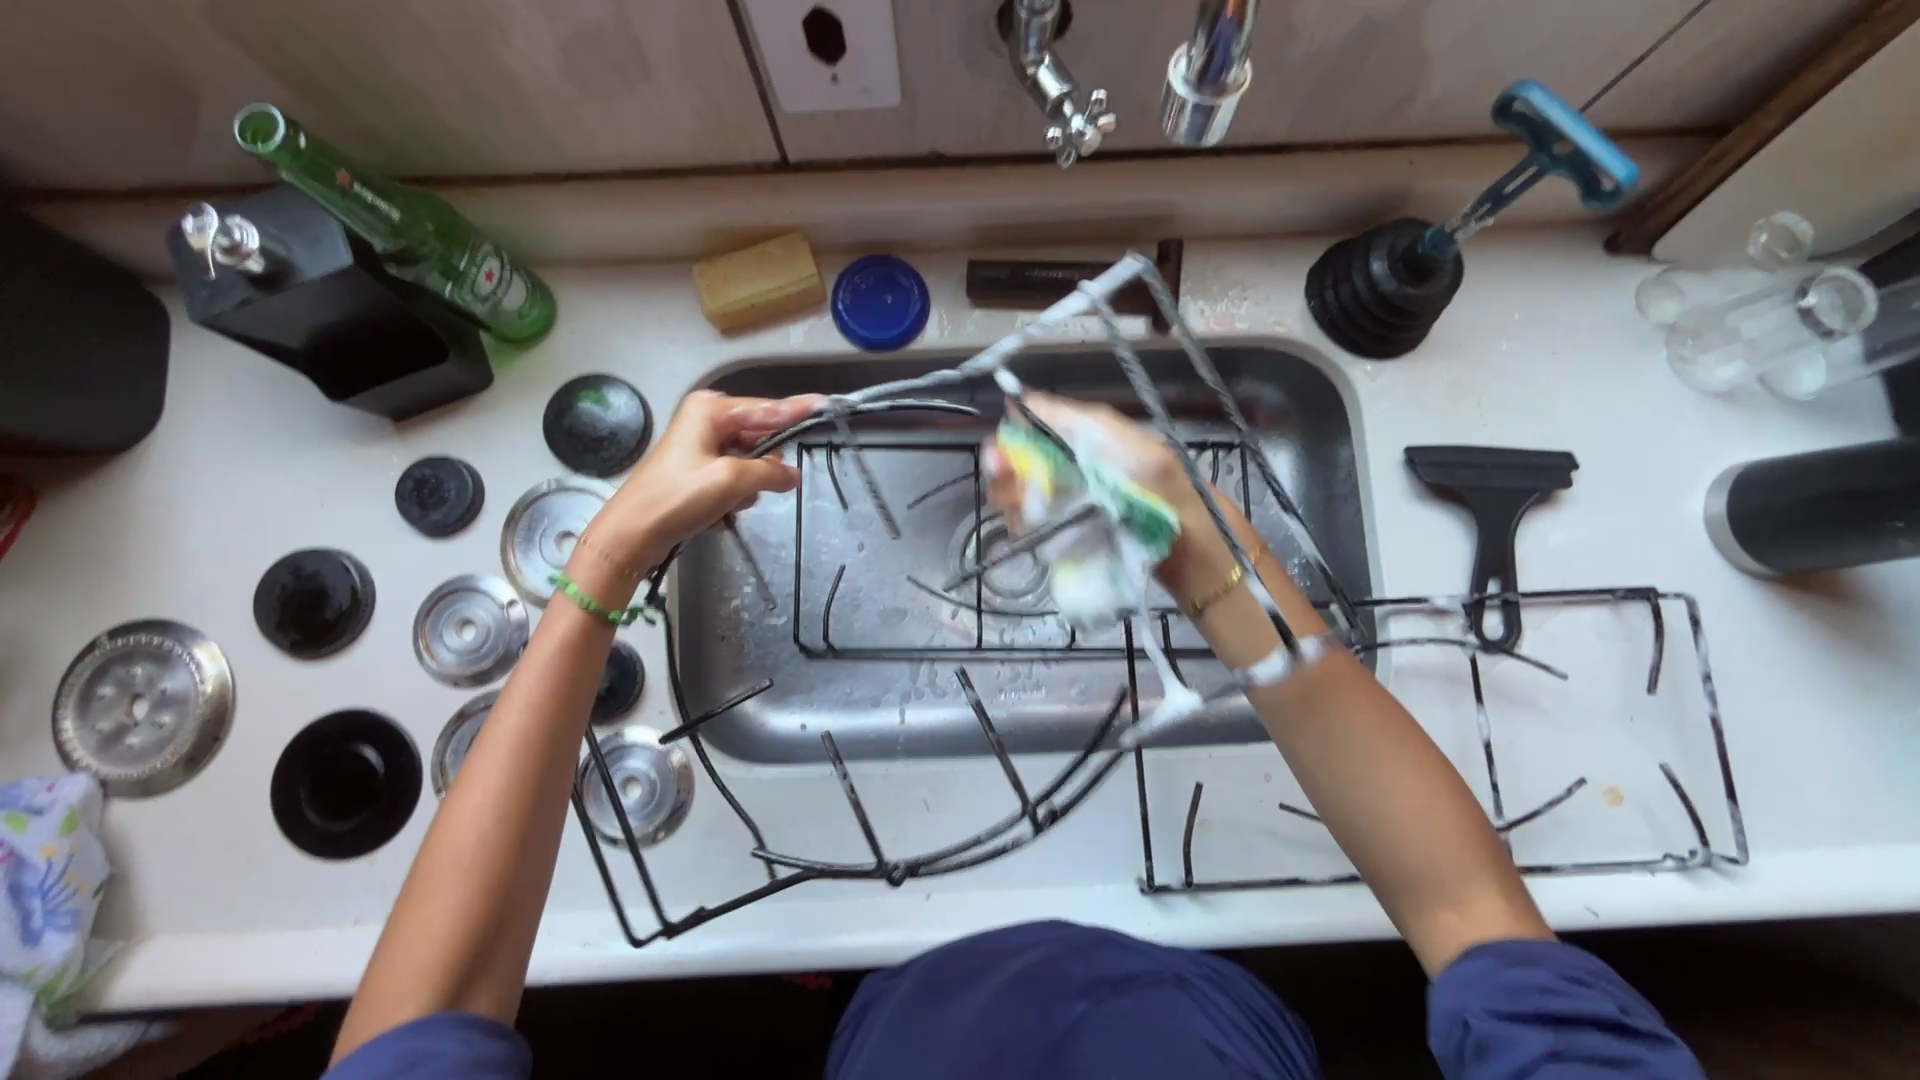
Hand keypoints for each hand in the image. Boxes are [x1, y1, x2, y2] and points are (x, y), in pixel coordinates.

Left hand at [591, 390, 821, 565]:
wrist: (632, 534)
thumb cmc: (678, 497)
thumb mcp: (732, 481)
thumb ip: (770, 473)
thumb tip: (795, 475)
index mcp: (711, 410)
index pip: (768, 409)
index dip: (799, 409)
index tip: (828, 403)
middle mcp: (706, 420)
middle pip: (760, 437)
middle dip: (765, 465)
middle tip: (761, 486)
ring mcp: (701, 447)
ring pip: (750, 463)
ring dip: (747, 487)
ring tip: (728, 504)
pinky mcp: (698, 472)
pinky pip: (734, 480)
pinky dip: (733, 497)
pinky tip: (717, 512)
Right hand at [980, 391, 1238, 607]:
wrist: (1179, 531)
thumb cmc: (1148, 475)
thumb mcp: (1109, 431)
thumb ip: (1063, 414)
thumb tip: (1018, 398)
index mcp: (1075, 444)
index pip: (1026, 438)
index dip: (1008, 440)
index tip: (997, 447)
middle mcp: (1065, 475)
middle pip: (1015, 471)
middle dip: (1001, 469)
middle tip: (999, 469)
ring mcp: (1063, 510)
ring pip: (1016, 502)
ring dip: (1008, 497)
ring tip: (1015, 496)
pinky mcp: (1064, 542)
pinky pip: (1031, 531)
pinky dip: (1023, 525)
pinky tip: (1027, 521)